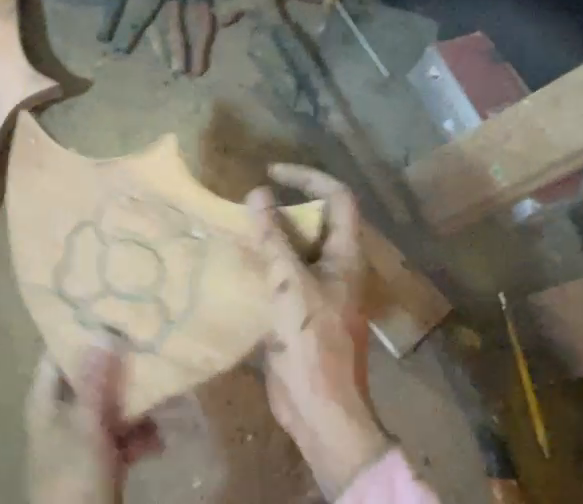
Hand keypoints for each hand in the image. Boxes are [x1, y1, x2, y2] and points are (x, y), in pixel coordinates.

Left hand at [25, 338, 162, 503]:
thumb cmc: (73, 477)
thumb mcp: (86, 425)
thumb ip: (95, 379)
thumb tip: (102, 329)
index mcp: (45, 400)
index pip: (58, 352)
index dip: (81, 332)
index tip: (112, 308)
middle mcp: (61, 414)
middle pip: (90, 378)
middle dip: (120, 367)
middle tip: (150, 344)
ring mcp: (82, 440)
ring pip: (111, 406)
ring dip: (137, 403)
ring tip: (167, 394)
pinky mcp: (102, 464)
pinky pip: (124, 437)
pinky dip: (140, 436)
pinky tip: (160, 440)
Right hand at [249, 164, 390, 498]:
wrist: (322, 409)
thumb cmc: (312, 341)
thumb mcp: (289, 284)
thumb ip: (273, 238)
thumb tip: (257, 192)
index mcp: (345, 255)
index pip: (337, 197)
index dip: (309, 177)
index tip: (272, 172)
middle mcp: (337, 267)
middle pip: (316, 221)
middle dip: (284, 206)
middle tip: (249, 202)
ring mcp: (321, 291)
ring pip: (297, 248)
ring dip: (270, 235)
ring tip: (237, 226)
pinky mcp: (302, 312)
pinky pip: (284, 275)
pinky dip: (264, 263)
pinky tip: (237, 263)